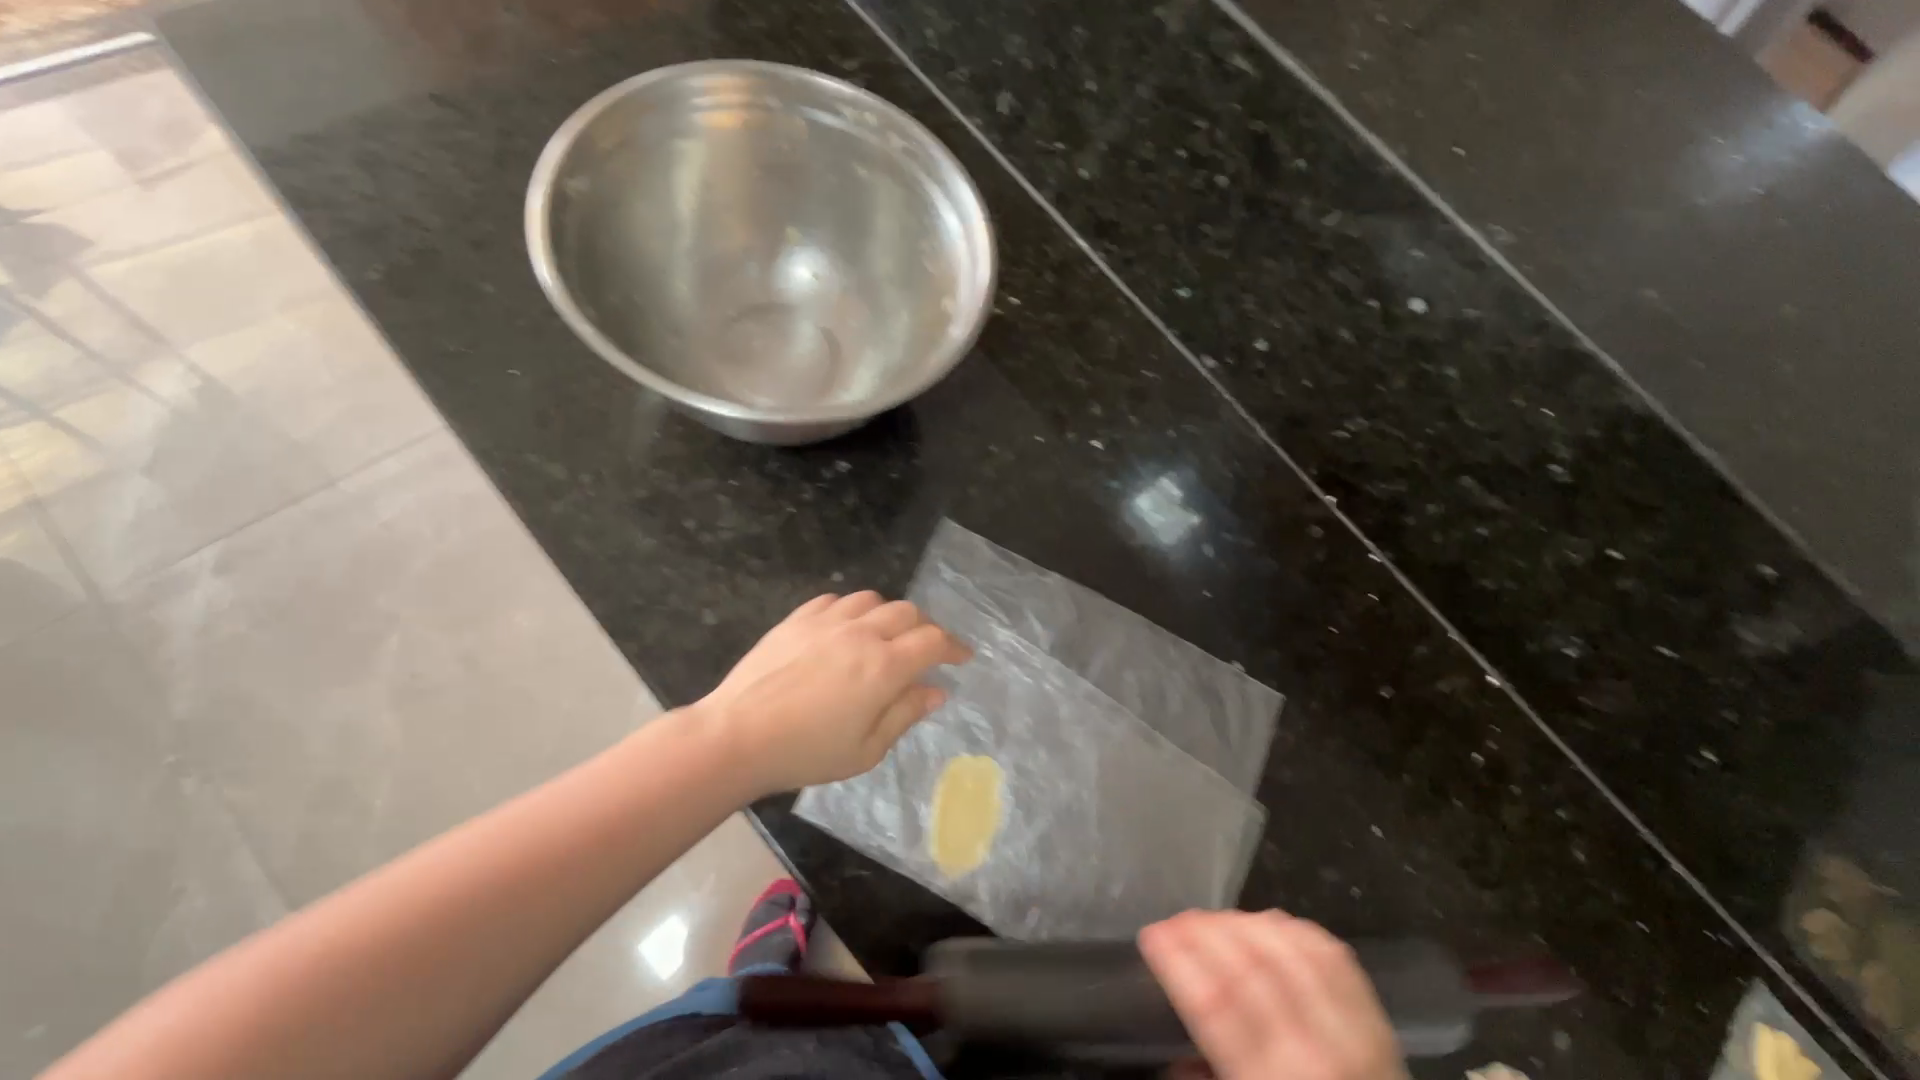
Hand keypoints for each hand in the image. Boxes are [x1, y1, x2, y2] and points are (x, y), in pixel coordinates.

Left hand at [695, 592, 970, 794]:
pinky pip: (834, 600)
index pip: (934, 642)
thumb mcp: (866, 749)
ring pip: (872, 600)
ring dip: (888, 615)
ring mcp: (826, 622)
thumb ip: (904, 714)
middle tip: (926, 652)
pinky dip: (851, 610)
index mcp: (884, 667)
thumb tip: (936, 691)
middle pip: (907, 614)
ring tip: (884, 637)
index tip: (962, 658)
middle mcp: (861, 634)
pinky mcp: (796, 619)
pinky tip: (845, 630)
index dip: (954, 647)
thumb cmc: (806, 753)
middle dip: (925, 630)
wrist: (737, 735)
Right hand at [1140, 911, 1406, 1079]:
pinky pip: (1330, 956)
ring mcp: (1352, 1030)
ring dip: (1243, 924)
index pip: (1214, 1004)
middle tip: (1175, 920)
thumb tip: (1175, 1054)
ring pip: (1289, 951)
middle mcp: (1311, 1051)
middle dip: (1204, 933)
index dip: (1178, 961)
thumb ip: (1205, 1076)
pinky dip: (1292, 930)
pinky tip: (1265, 922)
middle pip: (1250, 968)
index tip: (1152, 934)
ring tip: (1211, 918)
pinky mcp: (1377, 1018)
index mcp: (1267, 1079)